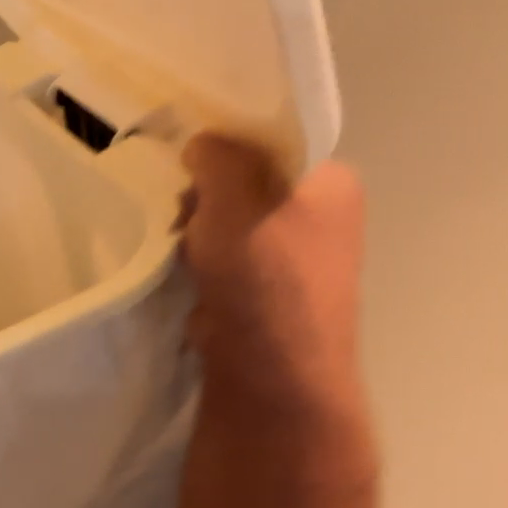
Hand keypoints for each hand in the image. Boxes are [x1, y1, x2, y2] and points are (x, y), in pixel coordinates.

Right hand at [180, 134, 366, 411]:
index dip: (225, 151)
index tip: (185, 169)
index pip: (273, 146)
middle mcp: (322, 215)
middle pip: (245, 184)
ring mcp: (294, 257)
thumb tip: (202, 142)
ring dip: (194, 233)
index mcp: (332, 183)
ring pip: (229, 224)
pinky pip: (222, 259)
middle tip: (177, 216)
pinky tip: (181, 273)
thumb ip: (219, 160)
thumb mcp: (236, 200)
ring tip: (175, 248)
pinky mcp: (265, 290)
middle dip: (202, 198)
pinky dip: (196, 262)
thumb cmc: (262, 275)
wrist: (271, 365)